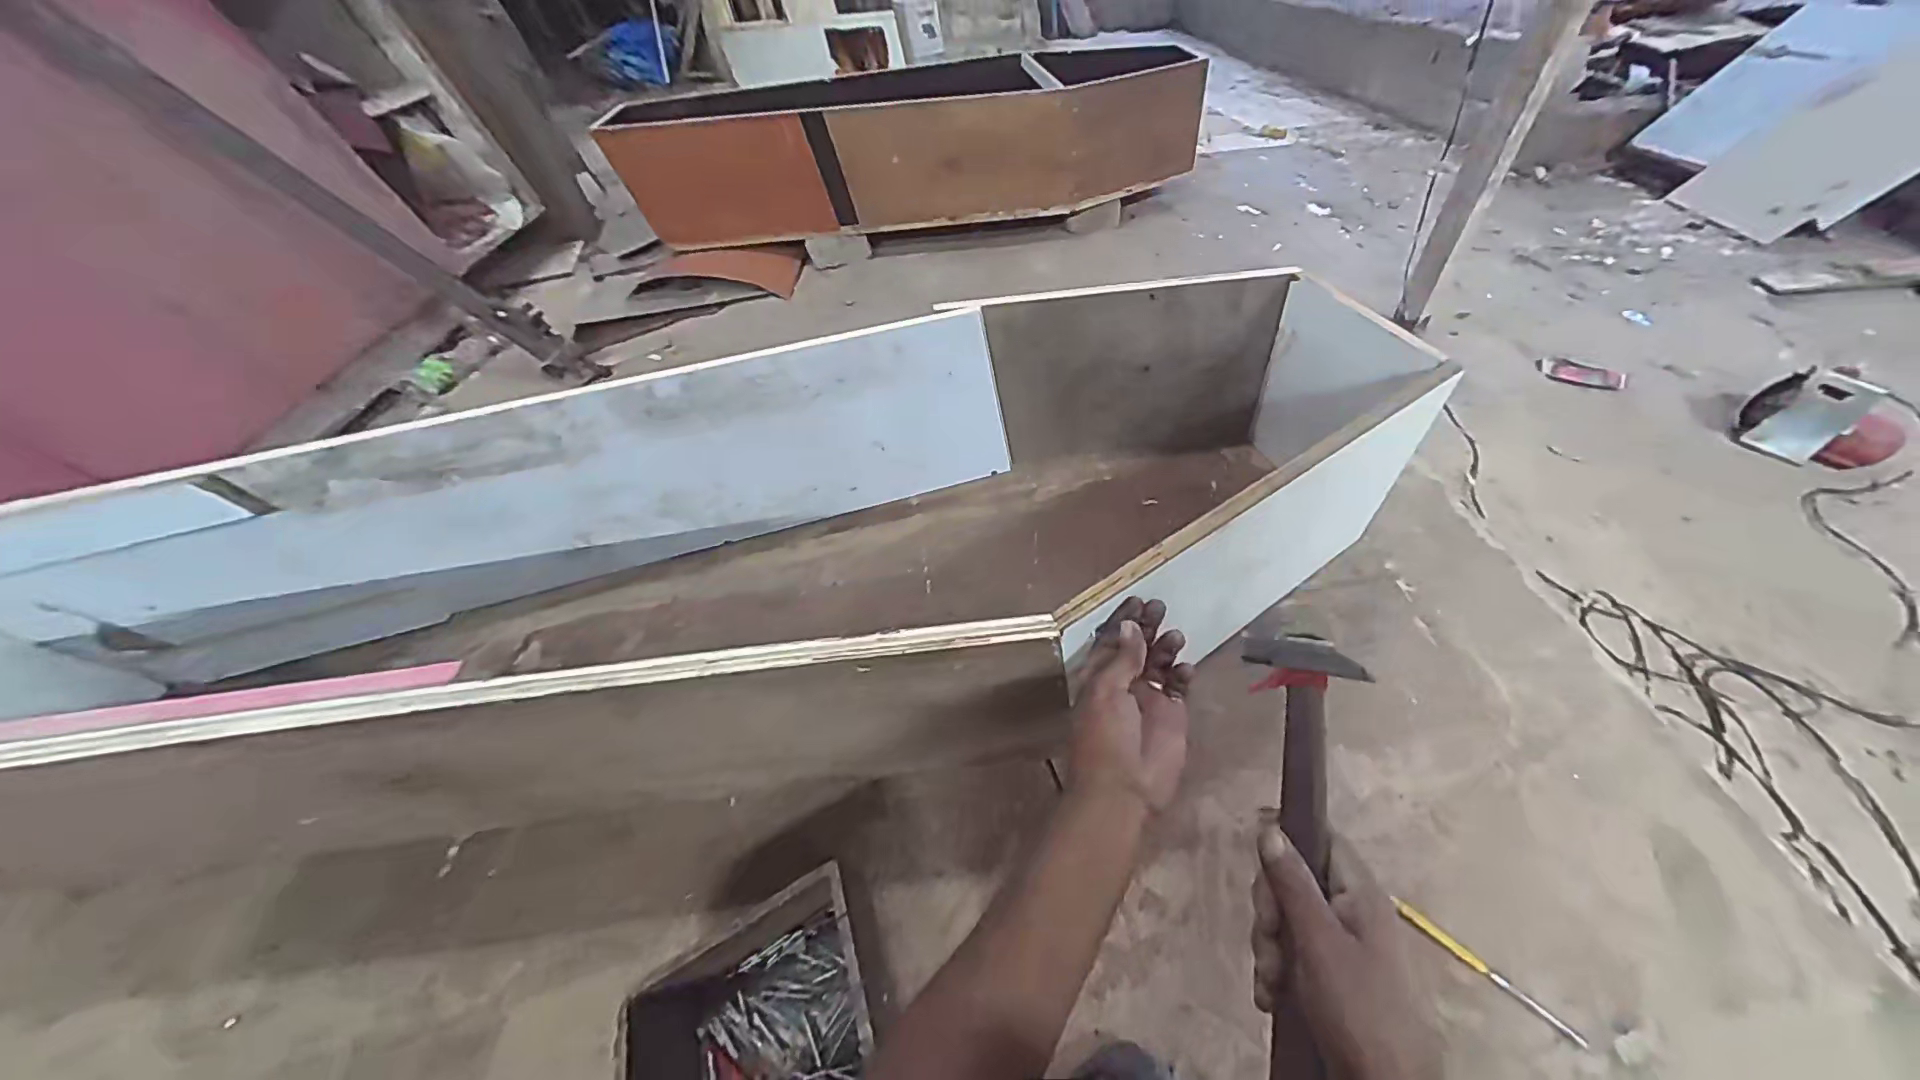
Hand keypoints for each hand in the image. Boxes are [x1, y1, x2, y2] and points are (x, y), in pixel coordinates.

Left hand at [1067, 597, 1192, 811]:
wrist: (1124, 788)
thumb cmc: (1104, 737)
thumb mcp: (1106, 692)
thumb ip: (1121, 659)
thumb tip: (1130, 626)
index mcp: (1097, 677)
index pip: (1110, 641)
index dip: (1122, 621)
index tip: (1137, 601)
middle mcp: (1122, 684)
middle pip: (1136, 647)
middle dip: (1147, 627)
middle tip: (1160, 607)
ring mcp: (1147, 698)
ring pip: (1159, 663)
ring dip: (1166, 646)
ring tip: (1176, 636)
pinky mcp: (1171, 714)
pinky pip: (1178, 686)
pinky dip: (1183, 674)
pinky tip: (1185, 668)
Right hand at [1253, 826, 1440, 1079]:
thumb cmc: (1358, 1008)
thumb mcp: (1318, 942)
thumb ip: (1292, 883)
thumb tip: (1268, 826)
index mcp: (1359, 893)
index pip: (1321, 837)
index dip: (1286, 832)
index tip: (1253, 843)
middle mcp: (1350, 910)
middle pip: (1293, 879)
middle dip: (1269, 909)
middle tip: (1269, 936)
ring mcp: (1340, 942)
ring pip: (1285, 917)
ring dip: (1268, 946)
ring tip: (1272, 980)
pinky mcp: (1328, 971)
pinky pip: (1289, 950)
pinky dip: (1275, 969)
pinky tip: (1272, 994)